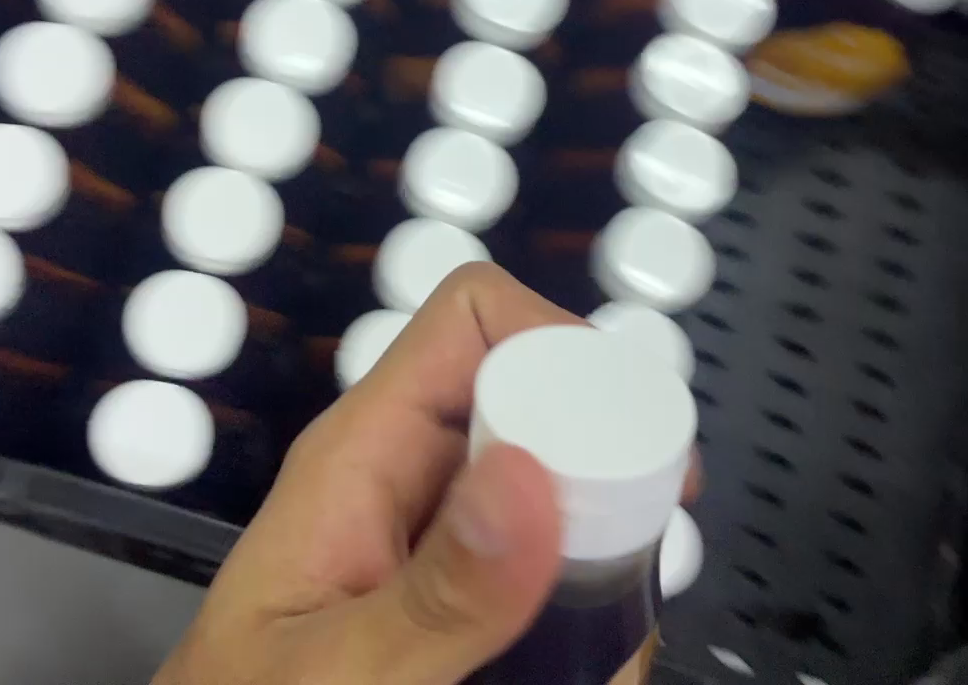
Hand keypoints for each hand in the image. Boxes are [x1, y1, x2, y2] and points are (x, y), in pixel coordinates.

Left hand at [153, 262, 696, 684]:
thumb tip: (531, 473)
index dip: (553, 341)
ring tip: (595, 659)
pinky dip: (592, 618)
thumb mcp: (335, 672)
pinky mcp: (472, 582)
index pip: (471, 318)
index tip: (625, 435)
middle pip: (539, 403)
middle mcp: (417, 465)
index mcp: (368, 443)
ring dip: (607, 567)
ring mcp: (451, 525)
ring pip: (565, 490)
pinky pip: (557, 563)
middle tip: (632, 572)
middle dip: (602, 478)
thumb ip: (433, 594)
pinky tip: (582, 671)